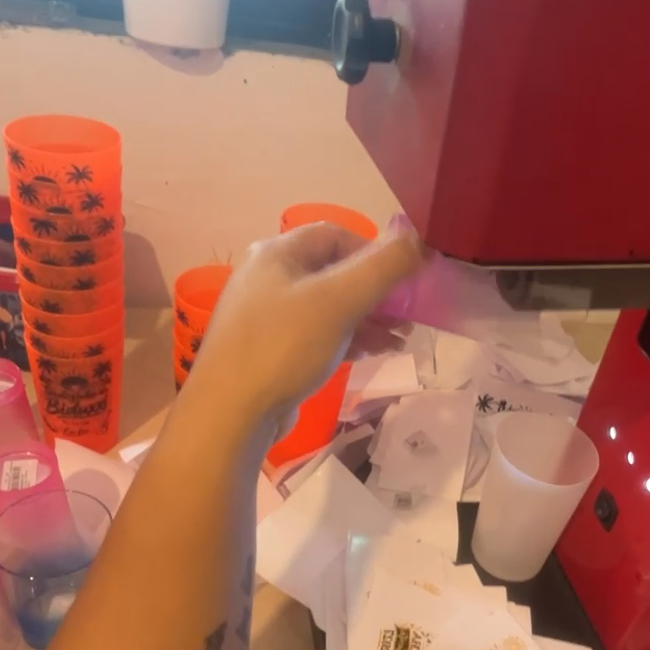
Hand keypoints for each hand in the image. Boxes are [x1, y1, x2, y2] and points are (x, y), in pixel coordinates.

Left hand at [188, 221, 422, 430]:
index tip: (405, 277)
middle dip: (377, 290)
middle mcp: (269, 277)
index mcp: (277, 253)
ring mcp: (268, 316)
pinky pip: (319, 334)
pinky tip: (376, 352)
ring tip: (402, 337)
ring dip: (369, 317)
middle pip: (335, 271)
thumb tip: (420, 240)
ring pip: (330, 306)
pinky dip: (349, 338)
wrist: (229, 414)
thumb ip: (383, 268)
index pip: (336, 234)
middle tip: (410, 312)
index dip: (375, 251)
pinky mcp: (272, 351)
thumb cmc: (283, 347)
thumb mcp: (339, 301)